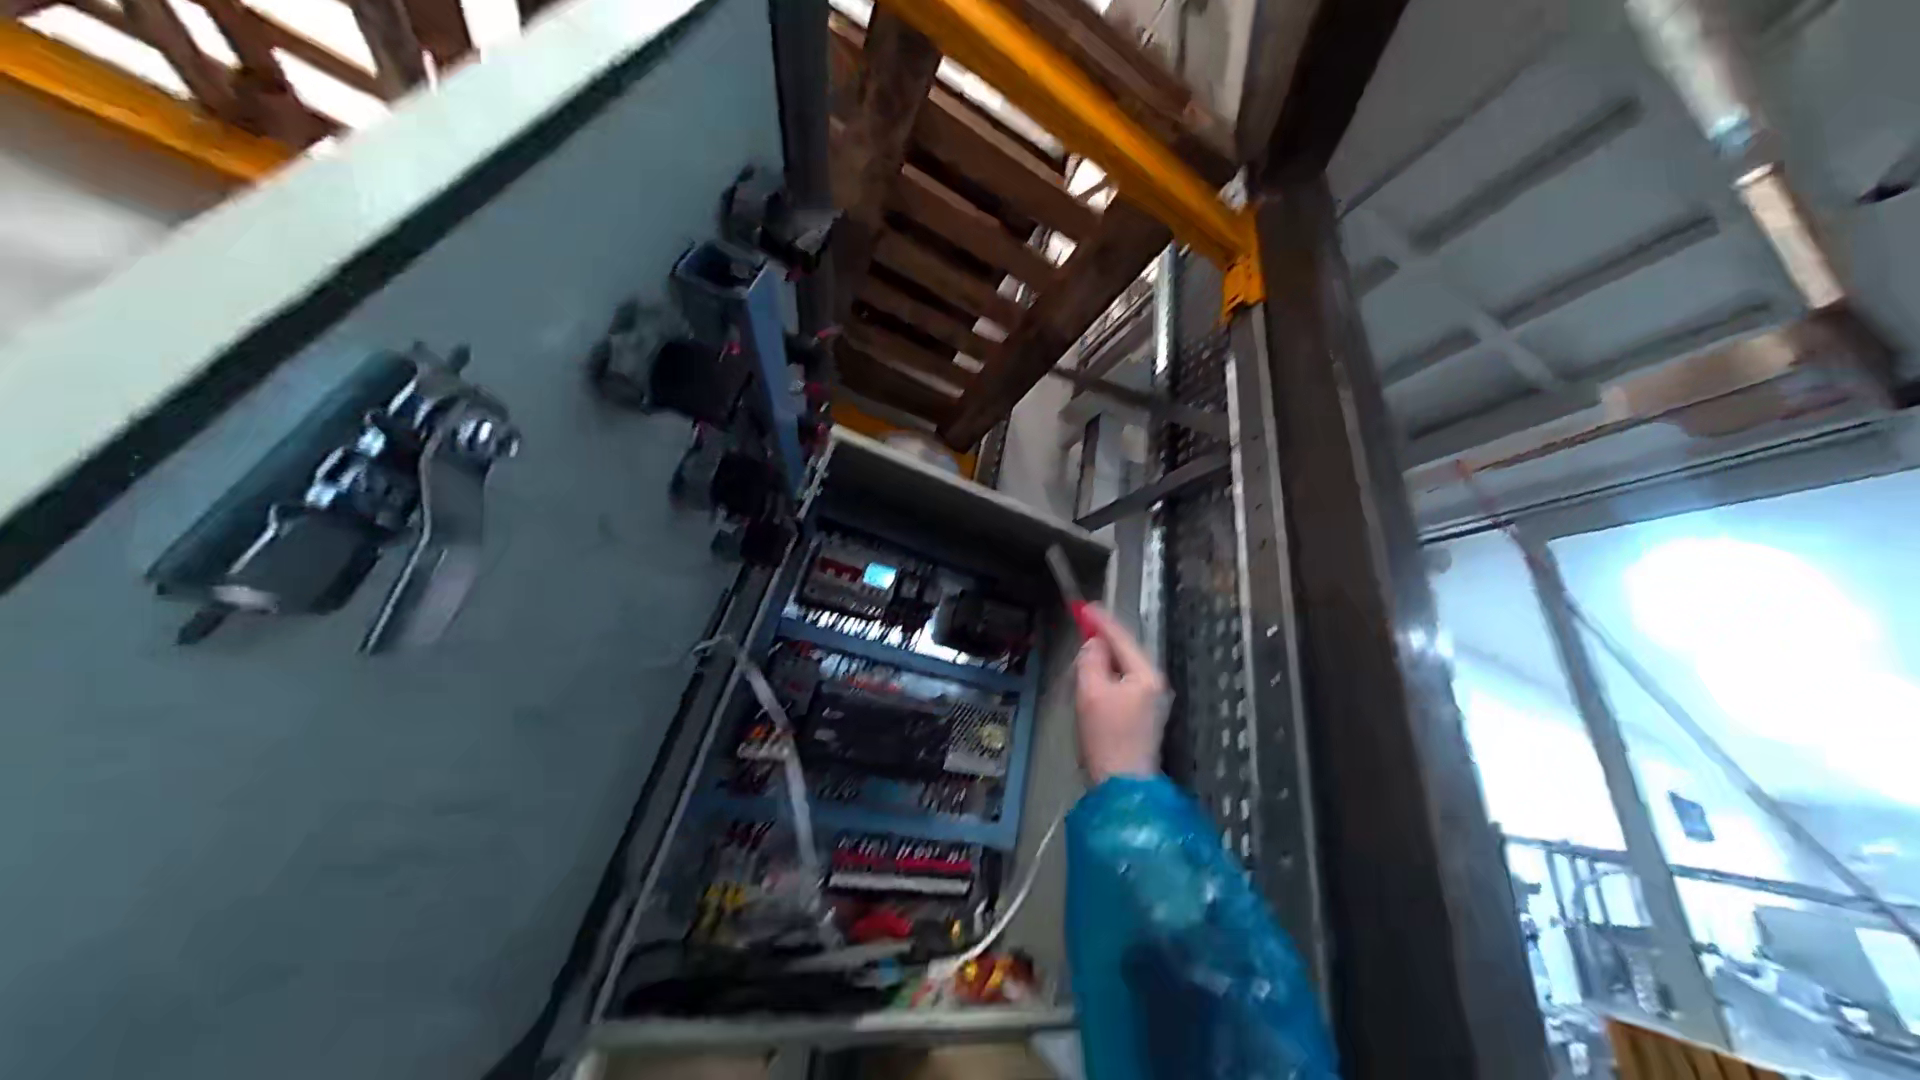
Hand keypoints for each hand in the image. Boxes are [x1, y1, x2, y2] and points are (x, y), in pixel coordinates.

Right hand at [1073, 603, 1168, 783]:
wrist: (1122, 785)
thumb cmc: (1106, 736)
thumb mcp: (1091, 691)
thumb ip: (1091, 660)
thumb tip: (1094, 645)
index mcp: (1146, 675)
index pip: (1122, 638)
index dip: (1102, 621)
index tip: (1085, 605)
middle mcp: (1156, 685)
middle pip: (1127, 652)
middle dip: (1105, 640)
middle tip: (1082, 625)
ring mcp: (1154, 702)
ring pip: (1125, 669)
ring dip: (1105, 659)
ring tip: (1085, 649)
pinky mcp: (1144, 717)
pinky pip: (1125, 685)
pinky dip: (1109, 677)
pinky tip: (1094, 678)